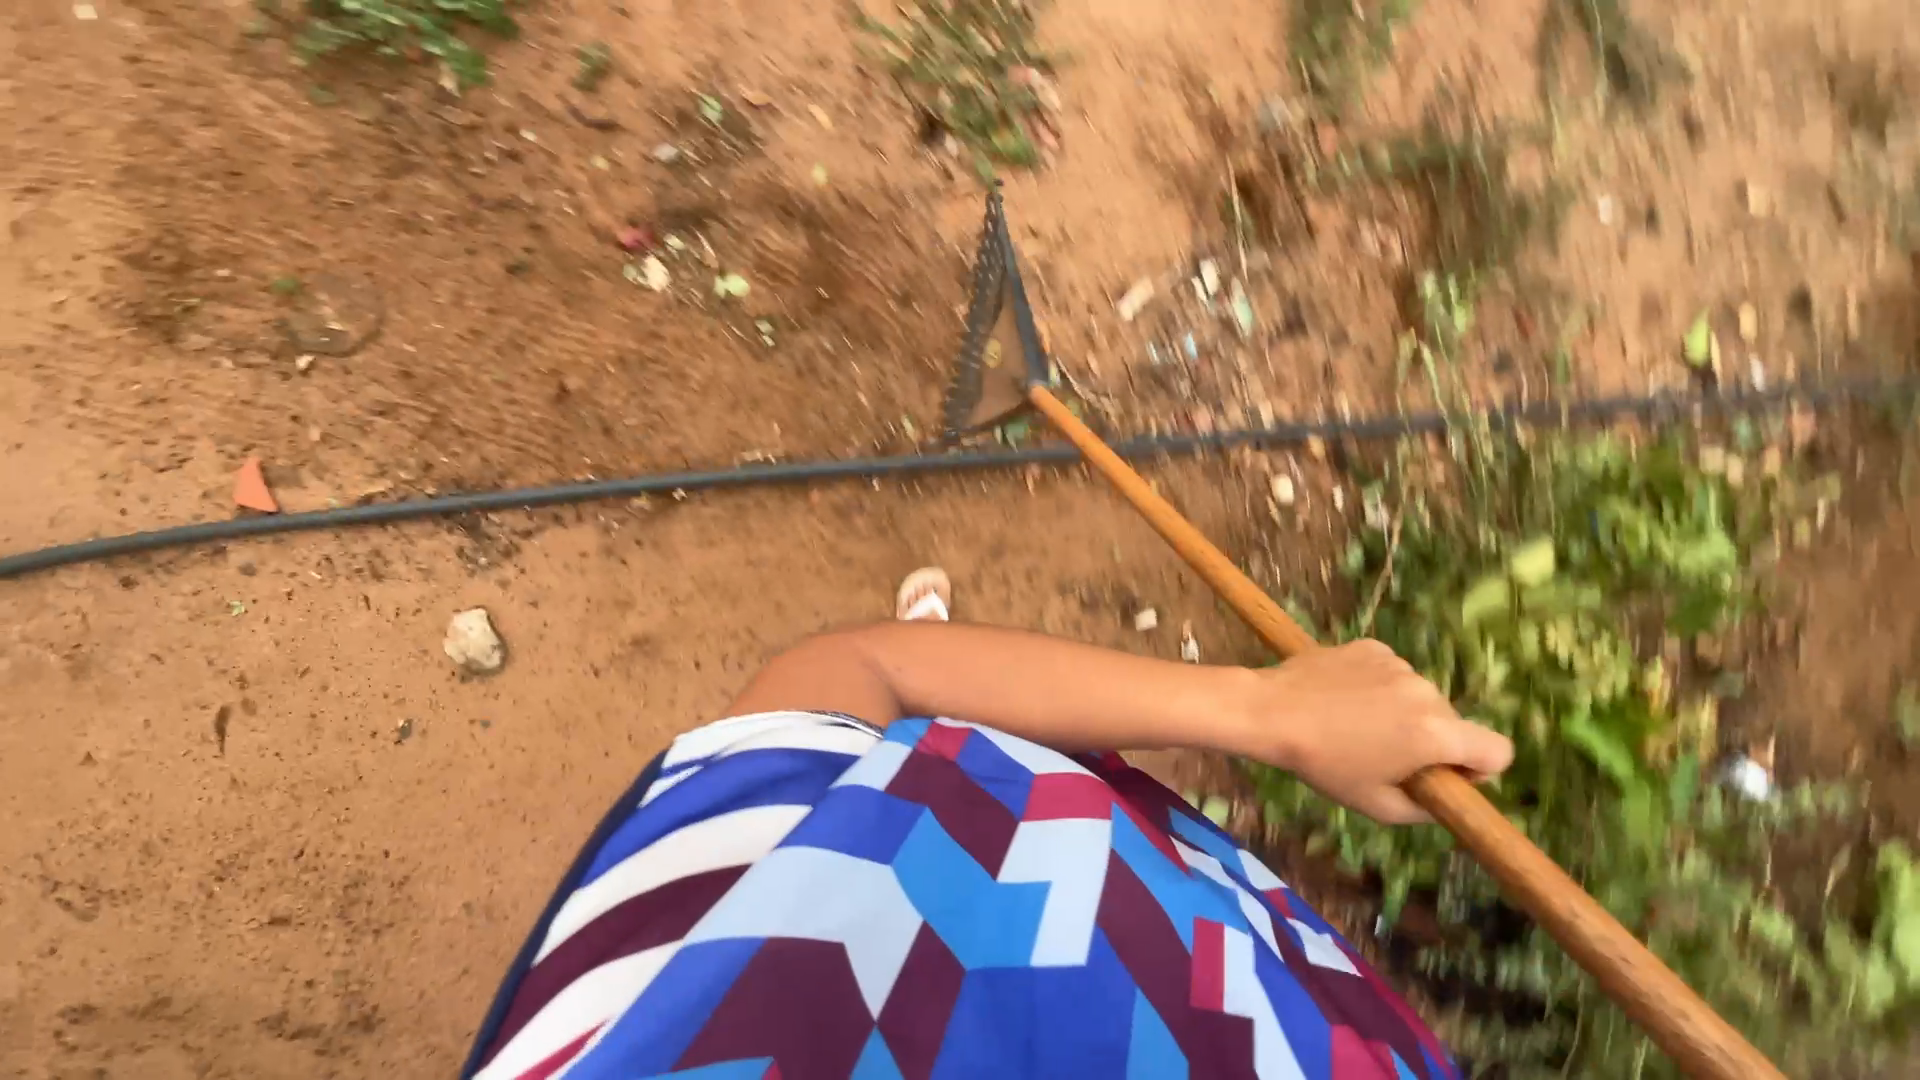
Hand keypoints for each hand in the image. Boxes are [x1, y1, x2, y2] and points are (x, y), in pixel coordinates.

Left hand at [1237, 640, 1513, 823]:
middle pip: (1453, 722)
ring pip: (1419, 696)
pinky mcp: (1372, 646)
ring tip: (1353, 724)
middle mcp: (1427, 691)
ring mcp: (1398, 663)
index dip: (1478, 769)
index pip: (1499, 750)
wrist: (1270, 710)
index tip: (1443, 775)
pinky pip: (1390, 673)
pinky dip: (1377, 686)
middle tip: (1382, 752)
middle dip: (1431, 740)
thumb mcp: (1378, 805)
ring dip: (1401, 711)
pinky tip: (1342, 697)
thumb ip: (1427, 807)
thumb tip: (1446, 795)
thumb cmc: (1323, 763)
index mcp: (1437, 733)